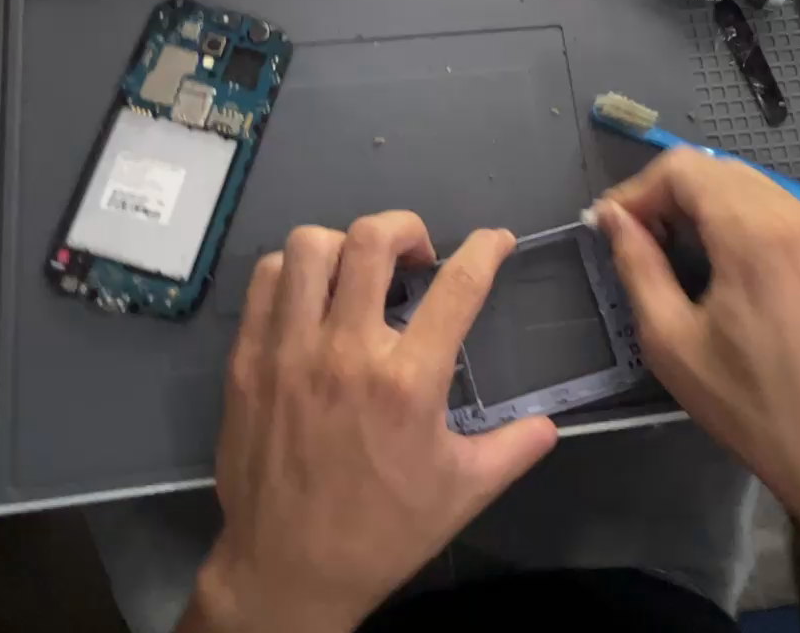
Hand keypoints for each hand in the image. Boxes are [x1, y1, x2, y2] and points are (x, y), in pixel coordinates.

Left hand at [183, 213, 558, 632]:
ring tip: (358, 271)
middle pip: (372, 239)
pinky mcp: (248, 358)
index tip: (495, 240)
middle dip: (405, 228)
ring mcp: (289, 350)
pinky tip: (310, 294)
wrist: (287, 572)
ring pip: (309, 247)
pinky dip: (292, 270)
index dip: (485, 249)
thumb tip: (551, 425)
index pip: (458, 286)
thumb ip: (513, 450)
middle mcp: (348, 350)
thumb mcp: (462, 493)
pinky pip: (264, 280)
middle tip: (416, 254)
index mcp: (407, 381)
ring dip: (343, 244)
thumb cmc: (381, 530)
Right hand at [592, 149, 799, 531]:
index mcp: (757, 237)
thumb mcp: (669, 338)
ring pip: (744, 182)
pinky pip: (772, 205)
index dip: (637, 189)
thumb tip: (610, 216)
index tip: (610, 225)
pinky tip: (715, 254)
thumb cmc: (746, 405)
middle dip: (664, 193)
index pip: (684, 170)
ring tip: (668, 245)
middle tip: (634, 236)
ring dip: (697, 200)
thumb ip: (636, 263)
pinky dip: (732, 212)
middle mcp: (797, 218)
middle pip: (713, 168)